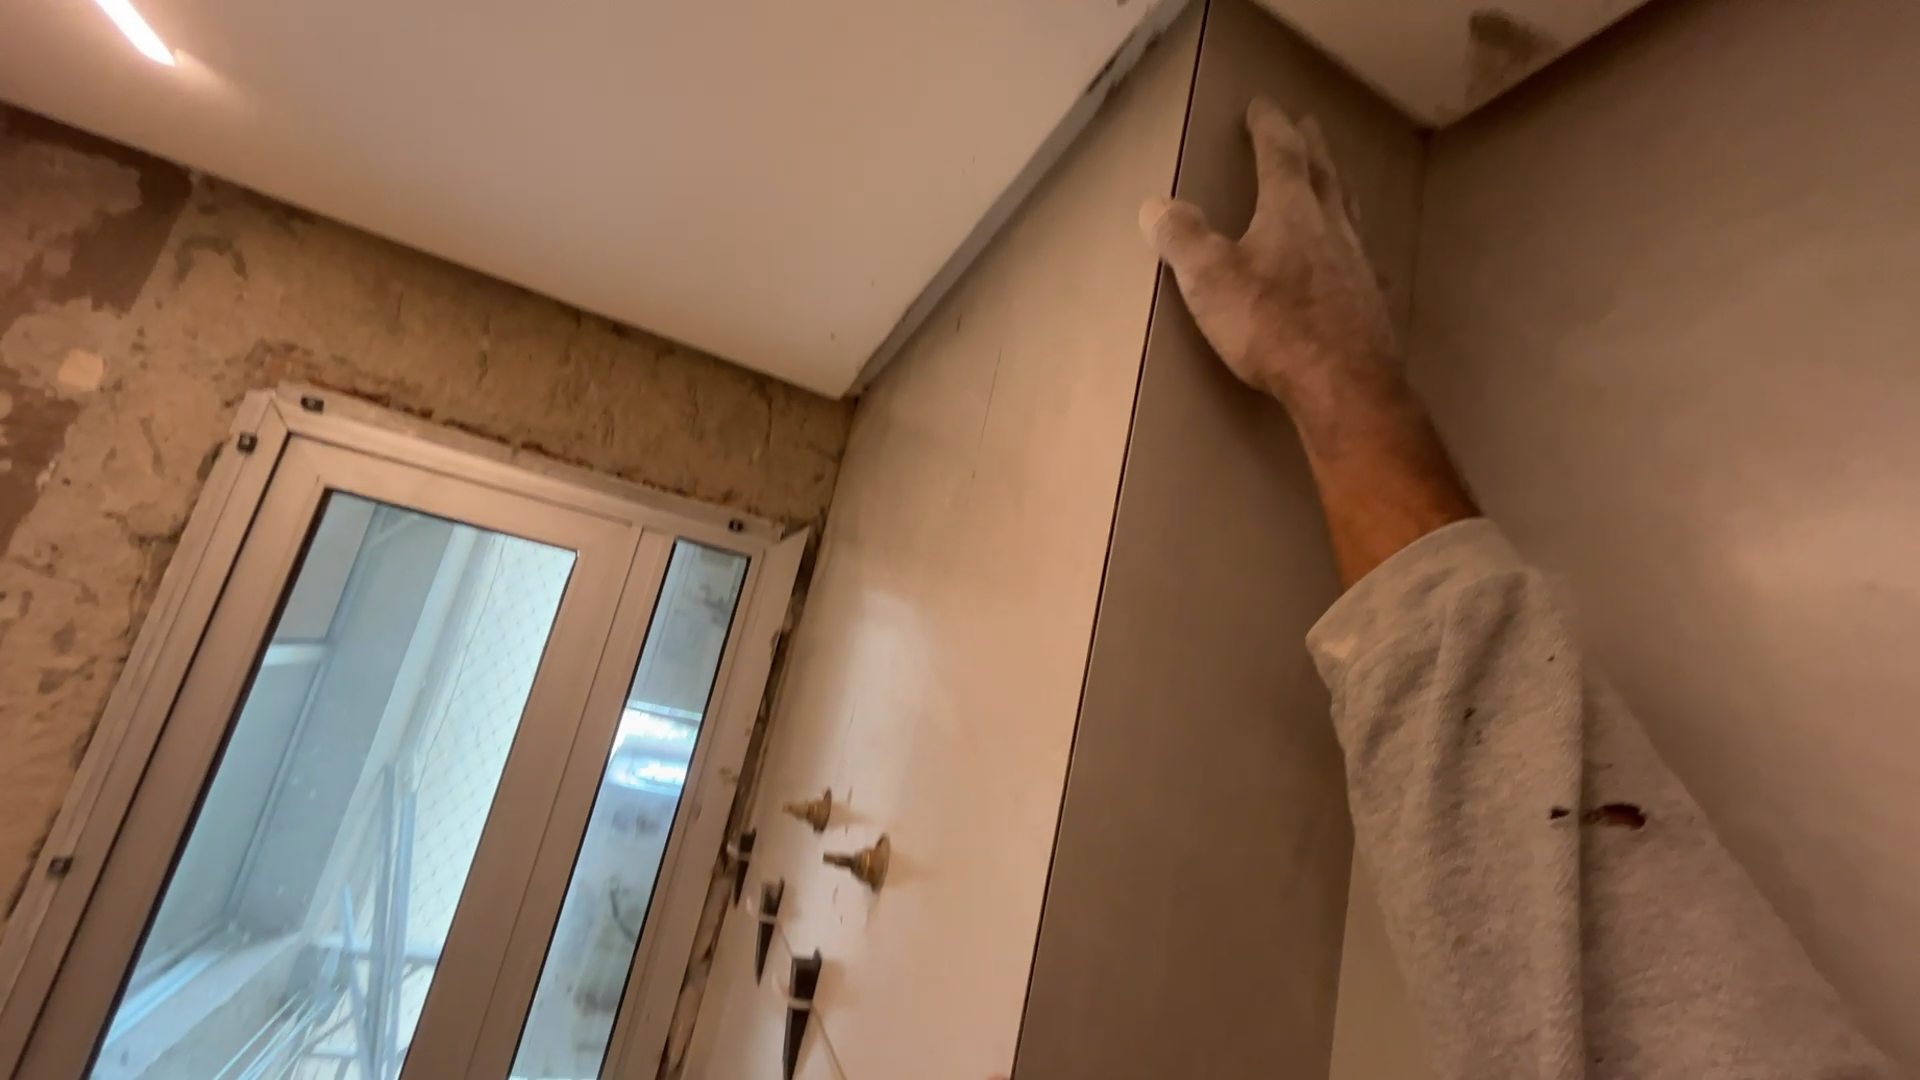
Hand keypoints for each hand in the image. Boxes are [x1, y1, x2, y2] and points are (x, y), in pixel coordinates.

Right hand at [1137, 98, 1393, 403]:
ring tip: (1333, 183)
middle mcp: (1330, 228)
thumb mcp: (1210, 279)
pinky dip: (1350, 248)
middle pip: (1323, 176)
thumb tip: (1154, 205)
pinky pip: (1359, 259)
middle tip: (1309, 126)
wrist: (1339, 380)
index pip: (1280, 156)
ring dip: (1336, 190)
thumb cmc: (1269, 324)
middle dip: (1311, 148)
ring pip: (1346, 213)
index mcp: (1290, 213)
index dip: (1269, 128)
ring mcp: (1355, 264)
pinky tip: (1352, 262)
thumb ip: (1182, 239)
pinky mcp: (1367, 302)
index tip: (1263, 106)